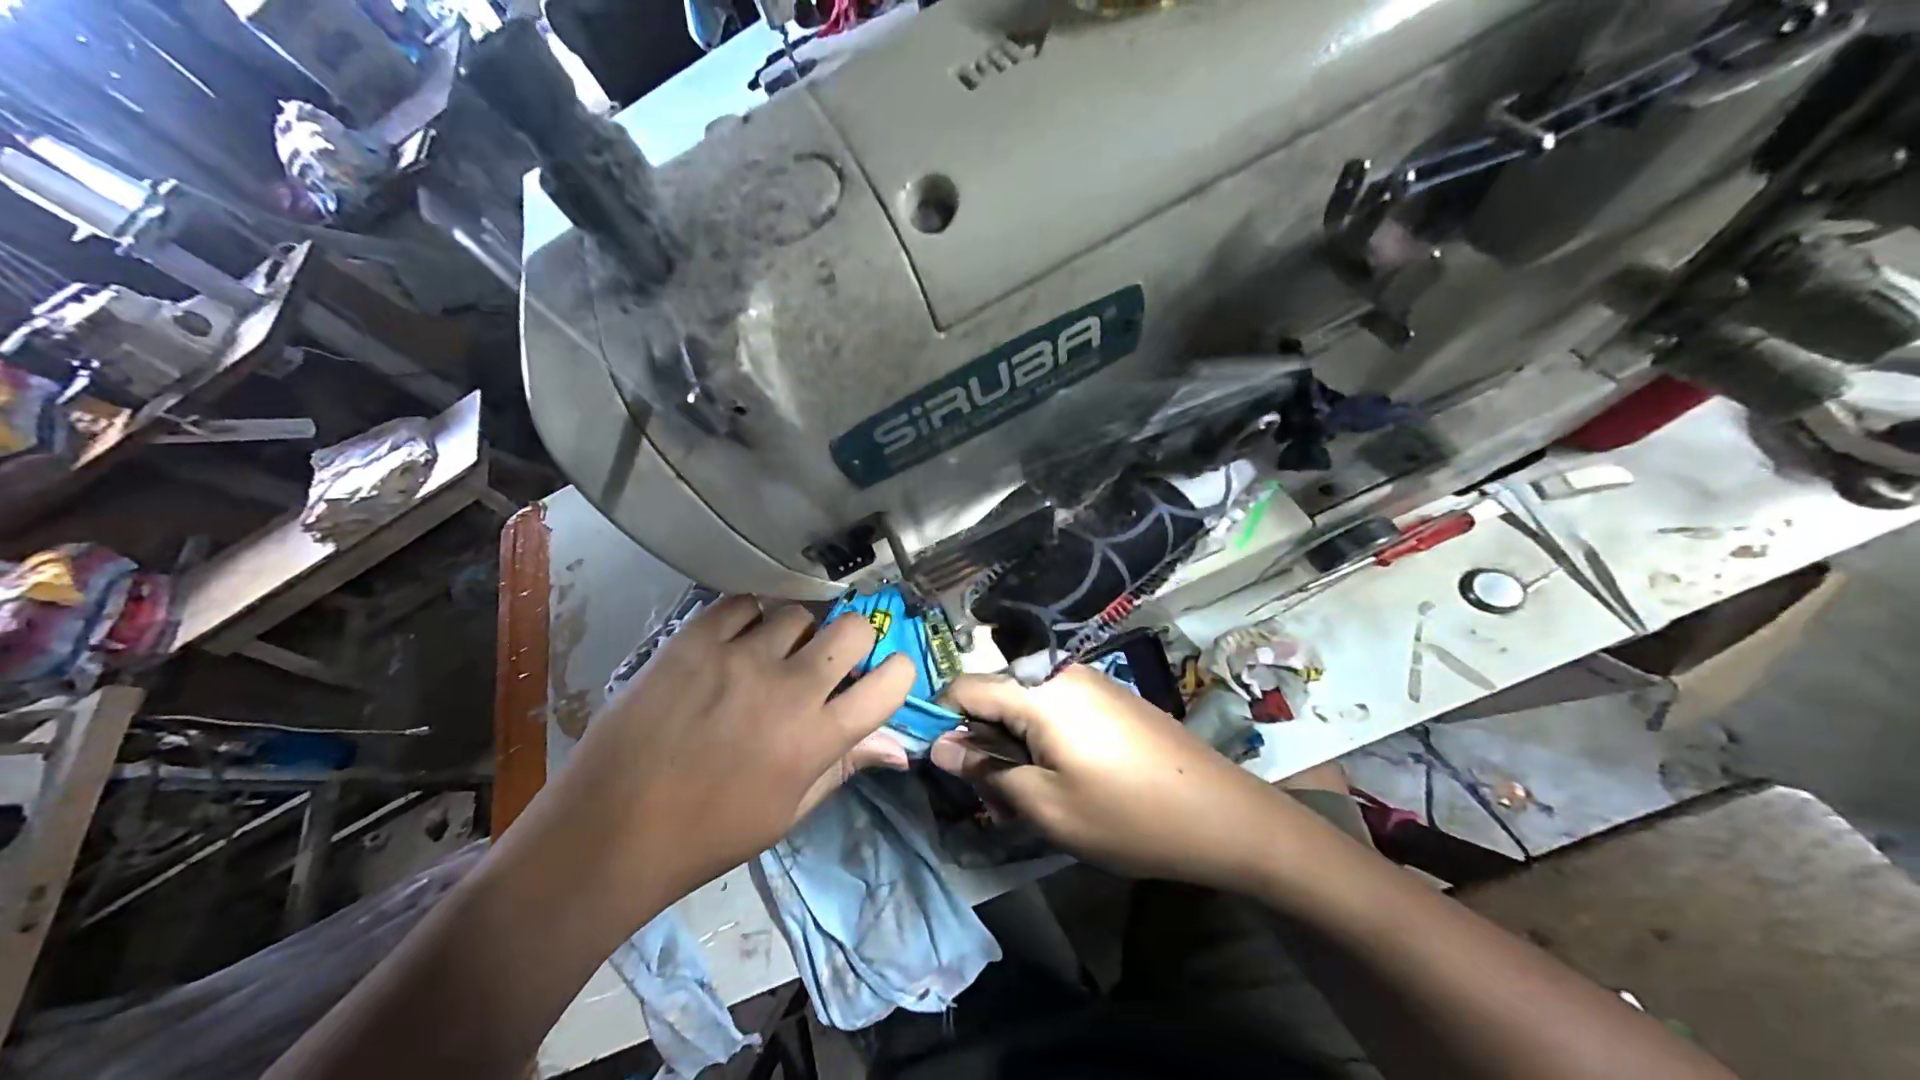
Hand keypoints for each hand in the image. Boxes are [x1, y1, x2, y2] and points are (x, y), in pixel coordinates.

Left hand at [512, 596, 914, 913]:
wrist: (611, 830)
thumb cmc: (709, 834)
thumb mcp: (788, 812)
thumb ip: (845, 767)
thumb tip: (900, 750)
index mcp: (816, 738)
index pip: (889, 683)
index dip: (897, 673)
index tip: (884, 676)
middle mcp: (788, 689)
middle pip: (853, 629)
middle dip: (854, 642)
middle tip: (829, 660)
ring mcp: (738, 659)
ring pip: (797, 612)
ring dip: (797, 632)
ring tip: (774, 652)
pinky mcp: (692, 642)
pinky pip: (741, 603)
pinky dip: (749, 616)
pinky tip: (739, 637)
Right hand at [932, 665, 1296, 891]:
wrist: (1223, 815)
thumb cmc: (1128, 815)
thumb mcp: (1047, 807)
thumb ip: (986, 771)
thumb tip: (939, 745)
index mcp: (1040, 692)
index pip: (965, 686)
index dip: (943, 721)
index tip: (945, 765)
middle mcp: (1062, 674)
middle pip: (996, 693)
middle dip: (983, 741)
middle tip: (994, 798)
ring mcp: (1091, 683)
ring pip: (1026, 704)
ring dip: (1014, 745)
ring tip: (1030, 798)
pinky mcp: (1111, 697)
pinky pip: (1056, 707)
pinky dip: (1043, 739)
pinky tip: (1063, 779)